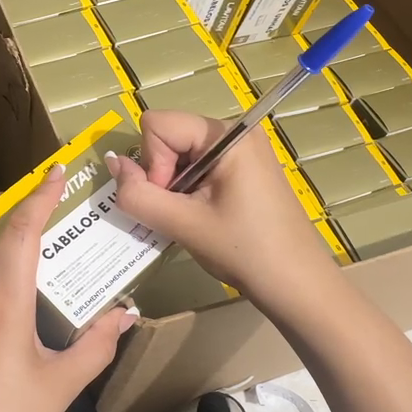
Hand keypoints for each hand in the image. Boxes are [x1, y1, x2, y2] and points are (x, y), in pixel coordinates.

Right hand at [106, 109, 337, 308]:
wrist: (298, 286)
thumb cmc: (245, 251)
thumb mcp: (183, 224)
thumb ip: (139, 194)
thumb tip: (112, 164)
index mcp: (226, 134)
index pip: (157, 124)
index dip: (152, 161)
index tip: (172, 198)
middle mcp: (233, 132)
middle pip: (167, 135)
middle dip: (161, 174)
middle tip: (181, 212)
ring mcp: (239, 150)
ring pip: (177, 153)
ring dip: (172, 186)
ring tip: (192, 217)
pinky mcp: (241, 169)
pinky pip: (195, 165)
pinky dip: (186, 189)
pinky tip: (200, 216)